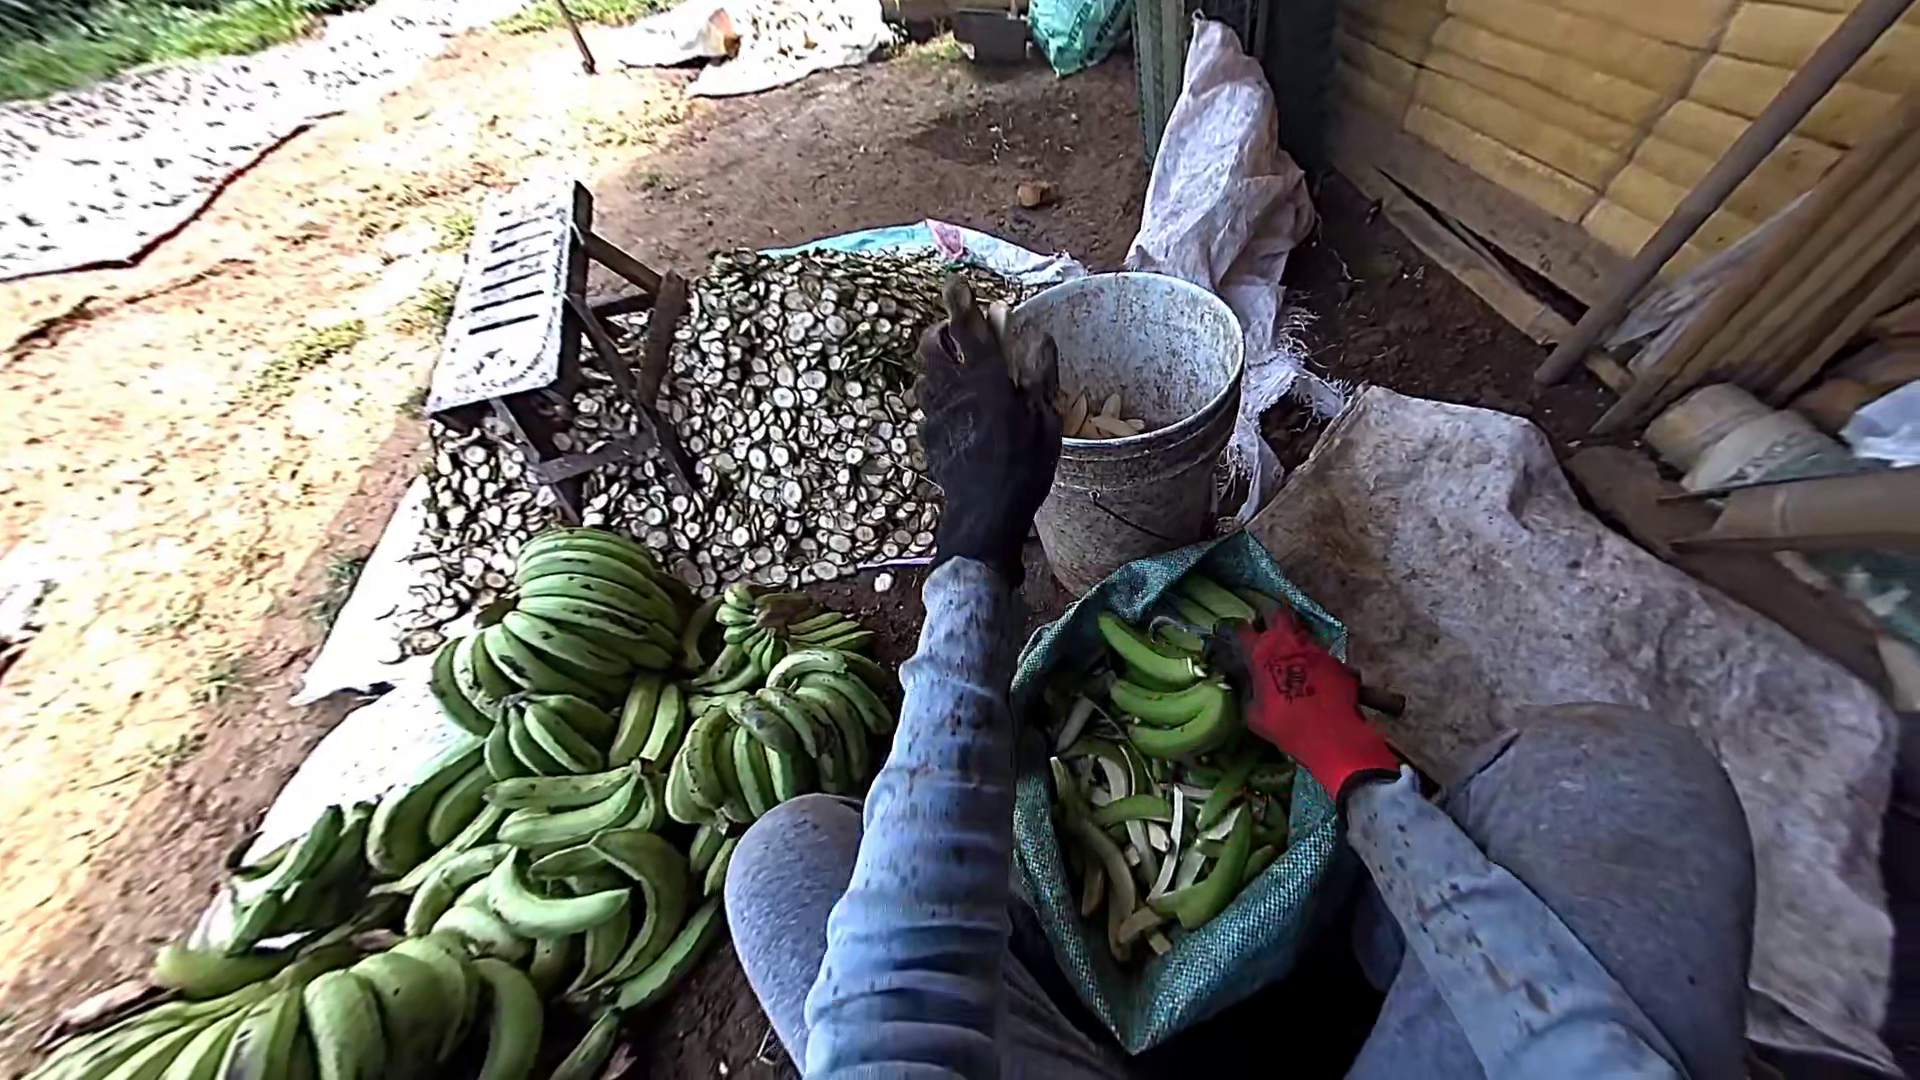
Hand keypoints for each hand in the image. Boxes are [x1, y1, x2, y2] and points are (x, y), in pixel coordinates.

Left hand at [916, 276, 1061, 584]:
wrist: (984, 516)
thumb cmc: (1024, 471)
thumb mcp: (1045, 424)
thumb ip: (1039, 377)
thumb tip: (1040, 338)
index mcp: (988, 386)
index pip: (972, 335)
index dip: (962, 307)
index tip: (956, 285)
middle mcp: (954, 394)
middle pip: (931, 348)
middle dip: (940, 332)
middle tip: (955, 333)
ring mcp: (935, 416)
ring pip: (925, 375)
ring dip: (937, 364)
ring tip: (955, 370)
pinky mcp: (927, 437)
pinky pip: (927, 406)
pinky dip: (939, 399)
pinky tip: (956, 412)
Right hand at [1210, 608, 1398, 806]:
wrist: (1331, 735)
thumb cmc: (1284, 724)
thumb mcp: (1253, 712)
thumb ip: (1251, 693)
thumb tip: (1253, 689)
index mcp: (1259, 651)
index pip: (1241, 630)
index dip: (1240, 633)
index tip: (1239, 640)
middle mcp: (1286, 642)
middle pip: (1277, 614)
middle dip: (1273, 621)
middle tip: (1271, 636)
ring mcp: (1315, 649)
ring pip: (1303, 633)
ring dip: (1297, 642)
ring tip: (1296, 660)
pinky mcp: (1338, 661)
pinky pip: (1323, 656)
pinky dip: (1319, 664)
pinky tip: (1320, 680)